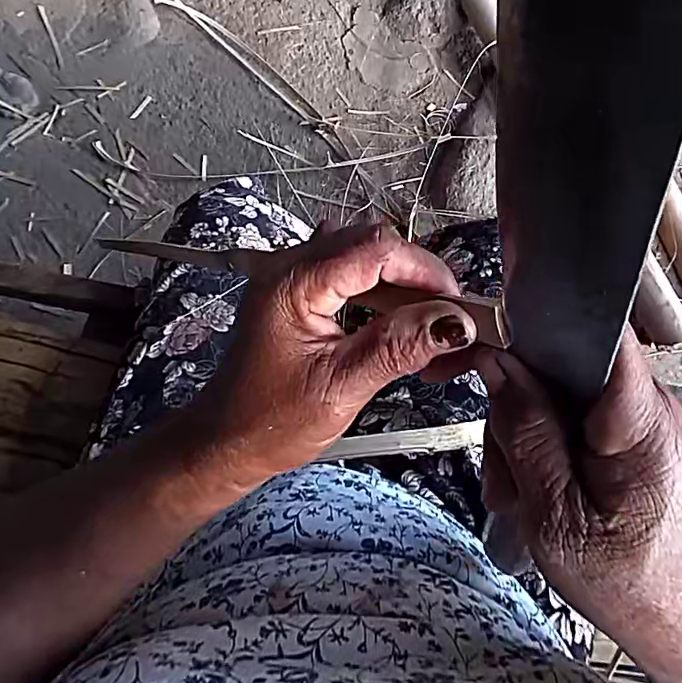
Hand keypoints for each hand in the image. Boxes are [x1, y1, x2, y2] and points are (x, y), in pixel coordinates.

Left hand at [183, 220, 477, 484]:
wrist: (226, 440)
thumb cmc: (270, 422)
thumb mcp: (342, 387)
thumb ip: (398, 348)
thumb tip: (453, 324)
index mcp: (293, 283)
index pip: (375, 248)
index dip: (424, 269)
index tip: (455, 301)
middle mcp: (290, 265)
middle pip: (373, 242)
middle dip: (418, 274)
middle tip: (446, 314)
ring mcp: (294, 272)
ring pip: (365, 253)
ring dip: (402, 281)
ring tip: (426, 320)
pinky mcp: (301, 287)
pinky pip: (351, 269)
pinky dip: (382, 288)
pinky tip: (396, 318)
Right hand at [478, 334, 681, 675]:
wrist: (668, 614)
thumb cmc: (626, 581)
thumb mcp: (554, 515)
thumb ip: (524, 434)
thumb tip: (496, 365)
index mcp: (641, 423)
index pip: (598, 333)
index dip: (543, 331)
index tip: (497, 354)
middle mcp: (648, 405)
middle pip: (562, 362)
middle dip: (518, 402)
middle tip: (506, 464)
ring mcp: (637, 413)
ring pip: (556, 385)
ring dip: (524, 428)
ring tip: (522, 486)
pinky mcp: (624, 425)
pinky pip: (567, 407)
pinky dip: (541, 436)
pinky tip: (536, 479)